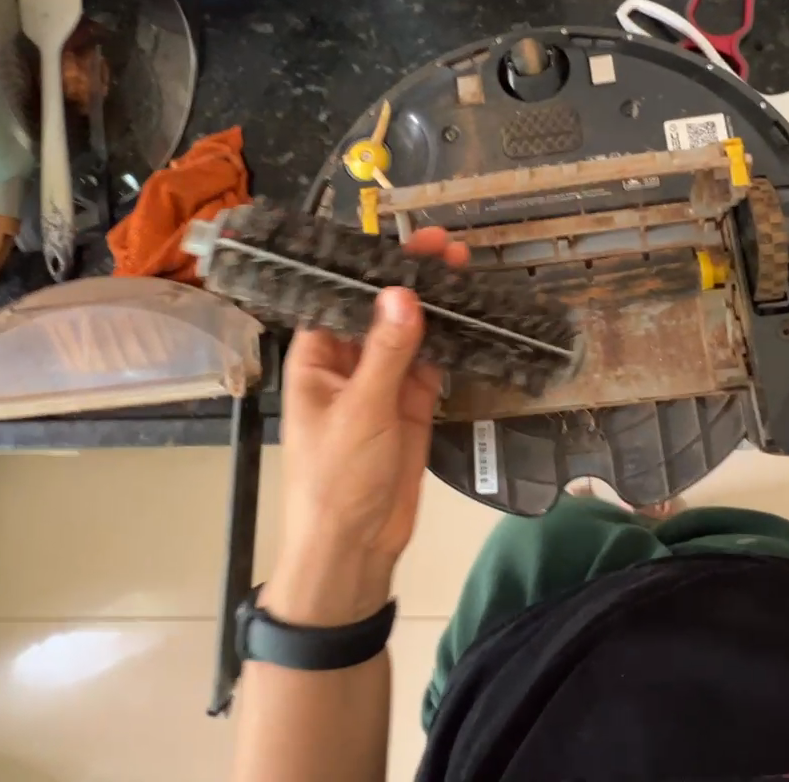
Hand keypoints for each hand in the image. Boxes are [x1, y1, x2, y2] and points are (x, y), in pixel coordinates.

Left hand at [265, 227, 468, 626]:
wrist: (356, 546)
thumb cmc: (337, 477)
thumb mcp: (361, 410)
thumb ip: (386, 352)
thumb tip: (404, 293)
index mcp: (317, 358)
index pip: (342, 298)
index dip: (372, 268)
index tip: (406, 242)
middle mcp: (349, 363)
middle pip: (381, 311)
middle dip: (410, 280)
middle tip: (446, 247)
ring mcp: (383, 382)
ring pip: (410, 333)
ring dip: (434, 305)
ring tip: (463, 269)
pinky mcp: (412, 403)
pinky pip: (432, 363)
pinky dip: (450, 341)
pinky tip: (470, 313)